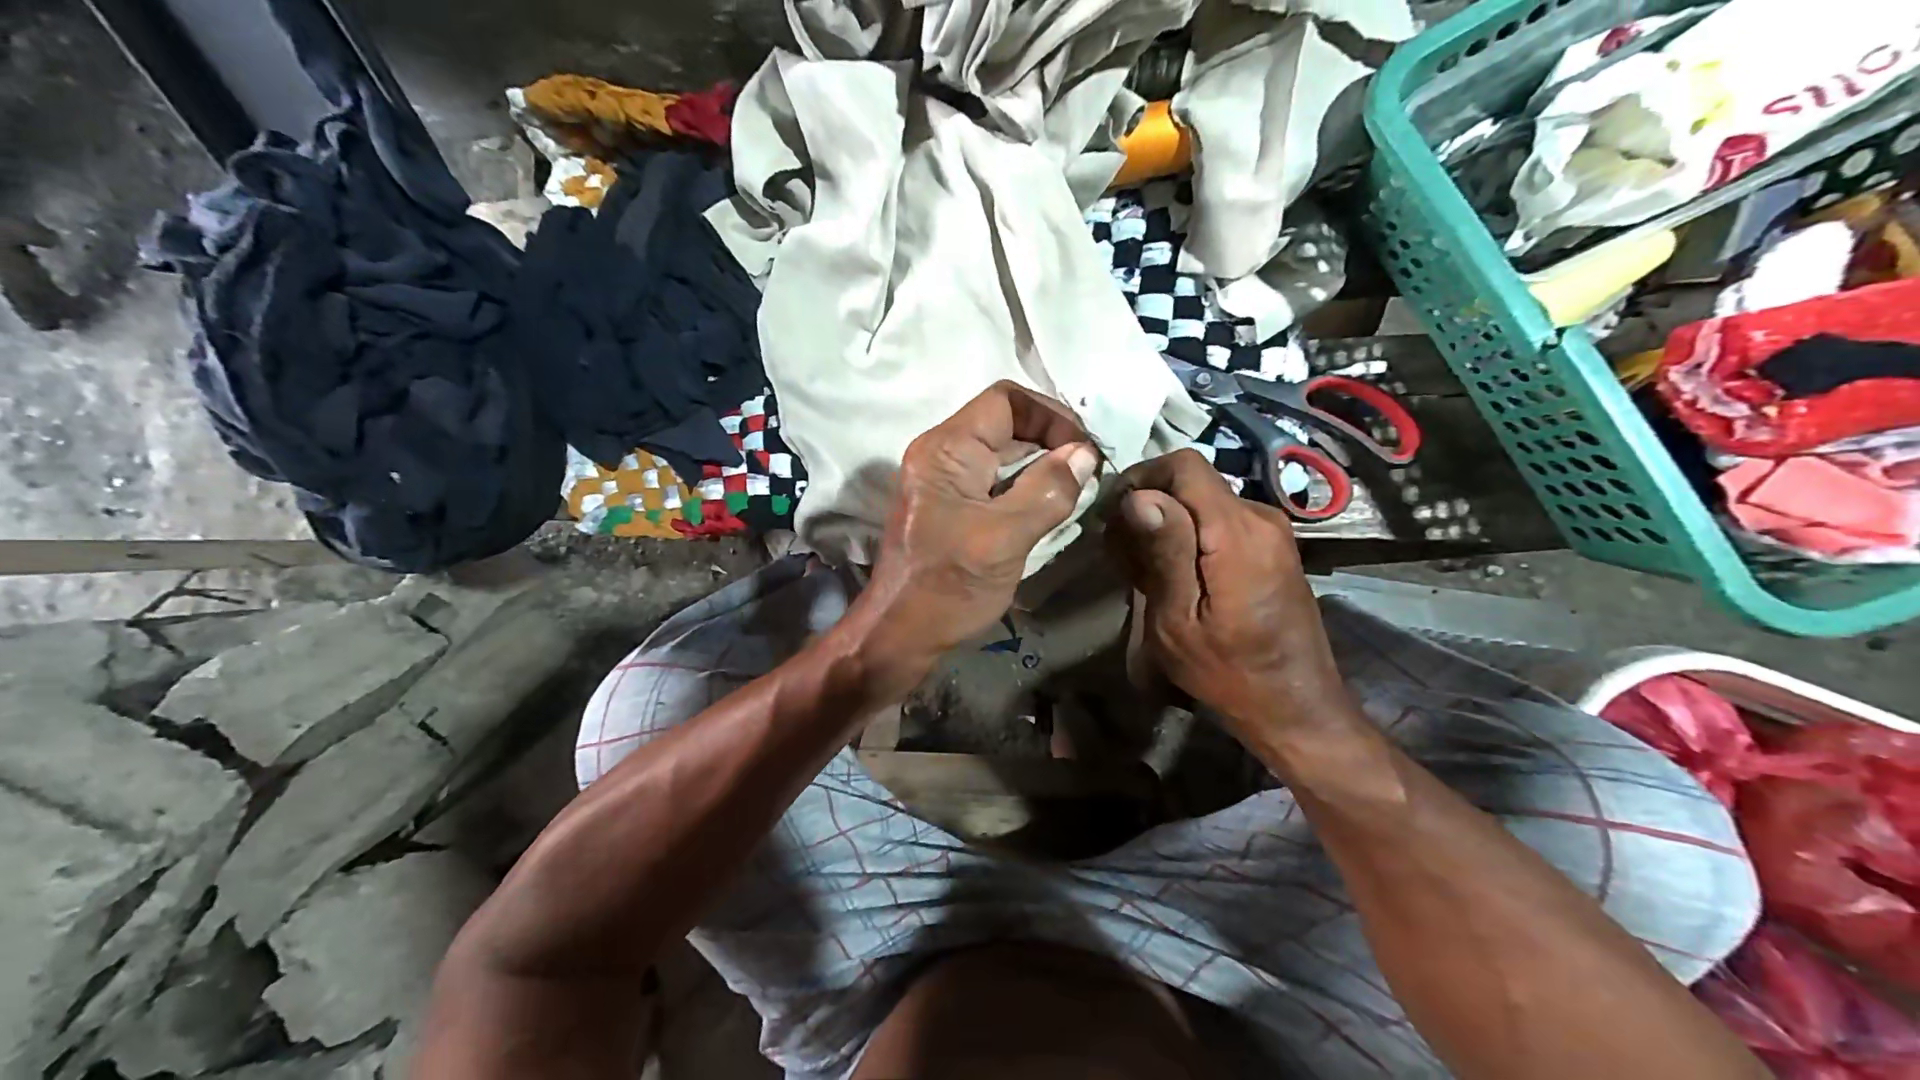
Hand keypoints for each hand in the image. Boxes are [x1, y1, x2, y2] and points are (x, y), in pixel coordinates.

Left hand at [856, 381, 1097, 672]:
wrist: (900, 635)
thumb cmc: (949, 585)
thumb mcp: (1005, 537)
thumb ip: (1046, 490)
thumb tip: (1084, 453)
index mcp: (946, 450)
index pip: (1005, 400)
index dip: (1051, 414)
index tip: (1085, 448)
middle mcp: (941, 455)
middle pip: (1005, 424)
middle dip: (1051, 439)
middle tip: (1090, 469)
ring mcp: (944, 482)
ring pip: (1002, 455)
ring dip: (1041, 465)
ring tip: (1079, 487)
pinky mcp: (951, 507)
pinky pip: (995, 482)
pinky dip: (1025, 487)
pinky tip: (1052, 506)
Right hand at [1106, 449, 1352, 746]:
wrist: (1294, 705)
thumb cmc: (1229, 672)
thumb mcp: (1178, 621)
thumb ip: (1164, 552)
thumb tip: (1138, 496)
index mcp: (1238, 532)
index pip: (1184, 465)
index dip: (1140, 478)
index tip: (1111, 517)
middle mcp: (1260, 517)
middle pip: (1190, 482)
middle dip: (1147, 507)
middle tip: (1120, 556)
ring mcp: (1270, 530)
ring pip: (1201, 501)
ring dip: (1164, 526)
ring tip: (1140, 572)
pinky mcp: (1270, 545)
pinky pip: (1218, 520)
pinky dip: (1186, 537)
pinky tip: (1171, 576)